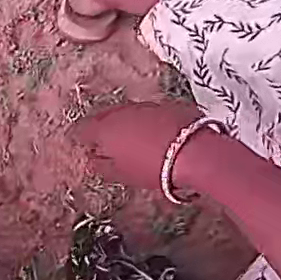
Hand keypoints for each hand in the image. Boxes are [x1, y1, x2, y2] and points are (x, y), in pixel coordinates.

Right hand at [72, 101, 206, 192]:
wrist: (197, 153)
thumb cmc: (153, 168)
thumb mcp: (122, 174)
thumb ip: (100, 165)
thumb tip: (91, 159)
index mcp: (105, 129)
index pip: (83, 129)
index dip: (82, 138)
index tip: (85, 146)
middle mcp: (121, 112)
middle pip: (104, 116)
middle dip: (102, 127)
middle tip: (105, 143)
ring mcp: (144, 106)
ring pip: (126, 113)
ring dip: (124, 123)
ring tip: (131, 139)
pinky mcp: (167, 105)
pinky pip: (148, 112)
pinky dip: (145, 121)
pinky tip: (154, 134)